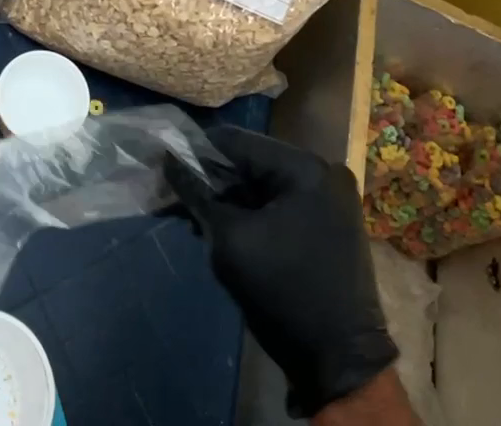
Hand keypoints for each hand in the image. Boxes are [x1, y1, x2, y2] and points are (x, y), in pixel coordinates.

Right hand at [167, 126, 396, 418]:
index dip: (194, 152)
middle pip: (250, 161)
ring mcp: (329, 198)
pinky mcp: (327, 221)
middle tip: (173, 196)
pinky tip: (221, 227)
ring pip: (263, 184)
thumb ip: (198, 195)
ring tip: (192, 216)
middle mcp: (323, 172)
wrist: (338, 358)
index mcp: (305, 168)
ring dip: (228, 198)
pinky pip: (279, 203)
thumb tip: (167, 161)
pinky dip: (250, 212)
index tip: (162, 166)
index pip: (236, 142)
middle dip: (210, 179)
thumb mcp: (230, 240)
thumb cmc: (282, 292)